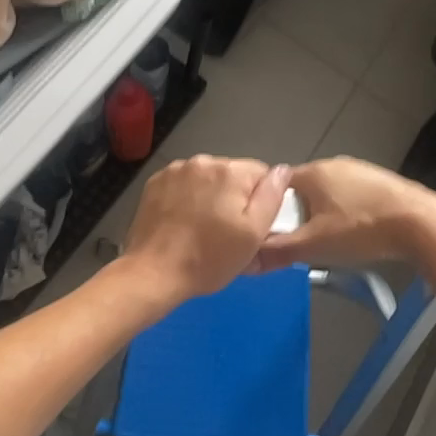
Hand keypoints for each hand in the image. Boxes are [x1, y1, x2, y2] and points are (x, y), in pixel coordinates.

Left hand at [122, 155, 292, 300]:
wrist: (154, 273)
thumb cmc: (209, 258)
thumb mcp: (253, 234)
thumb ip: (272, 196)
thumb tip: (282, 170)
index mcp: (231, 171)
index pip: (261, 173)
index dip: (261, 200)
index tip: (250, 225)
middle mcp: (203, 161)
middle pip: (233, 173)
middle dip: (234, 196)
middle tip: (227, 230)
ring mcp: (176, 169)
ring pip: (207, 178)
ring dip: (210, 194)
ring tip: (202, 227)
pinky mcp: (156, 182)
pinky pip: (184, 183)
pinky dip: (187, 197)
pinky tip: (183, 221)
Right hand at [253, 156, 435, 272]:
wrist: (419, 222)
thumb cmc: (360, 229)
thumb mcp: (314, 245)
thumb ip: (278, 250)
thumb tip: (245, 259)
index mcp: (313, 172)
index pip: (276, 186)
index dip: (268, 209)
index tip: (266, 232)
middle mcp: (334, 164)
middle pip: (302, 190)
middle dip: (296, 215)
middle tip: (297, 243)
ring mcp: (360, 170)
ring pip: (328, 193)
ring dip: (323, 215)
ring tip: (327, 243)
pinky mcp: (380, 182)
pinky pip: (351, 196)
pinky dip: (346, 213)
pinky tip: (355, 233)